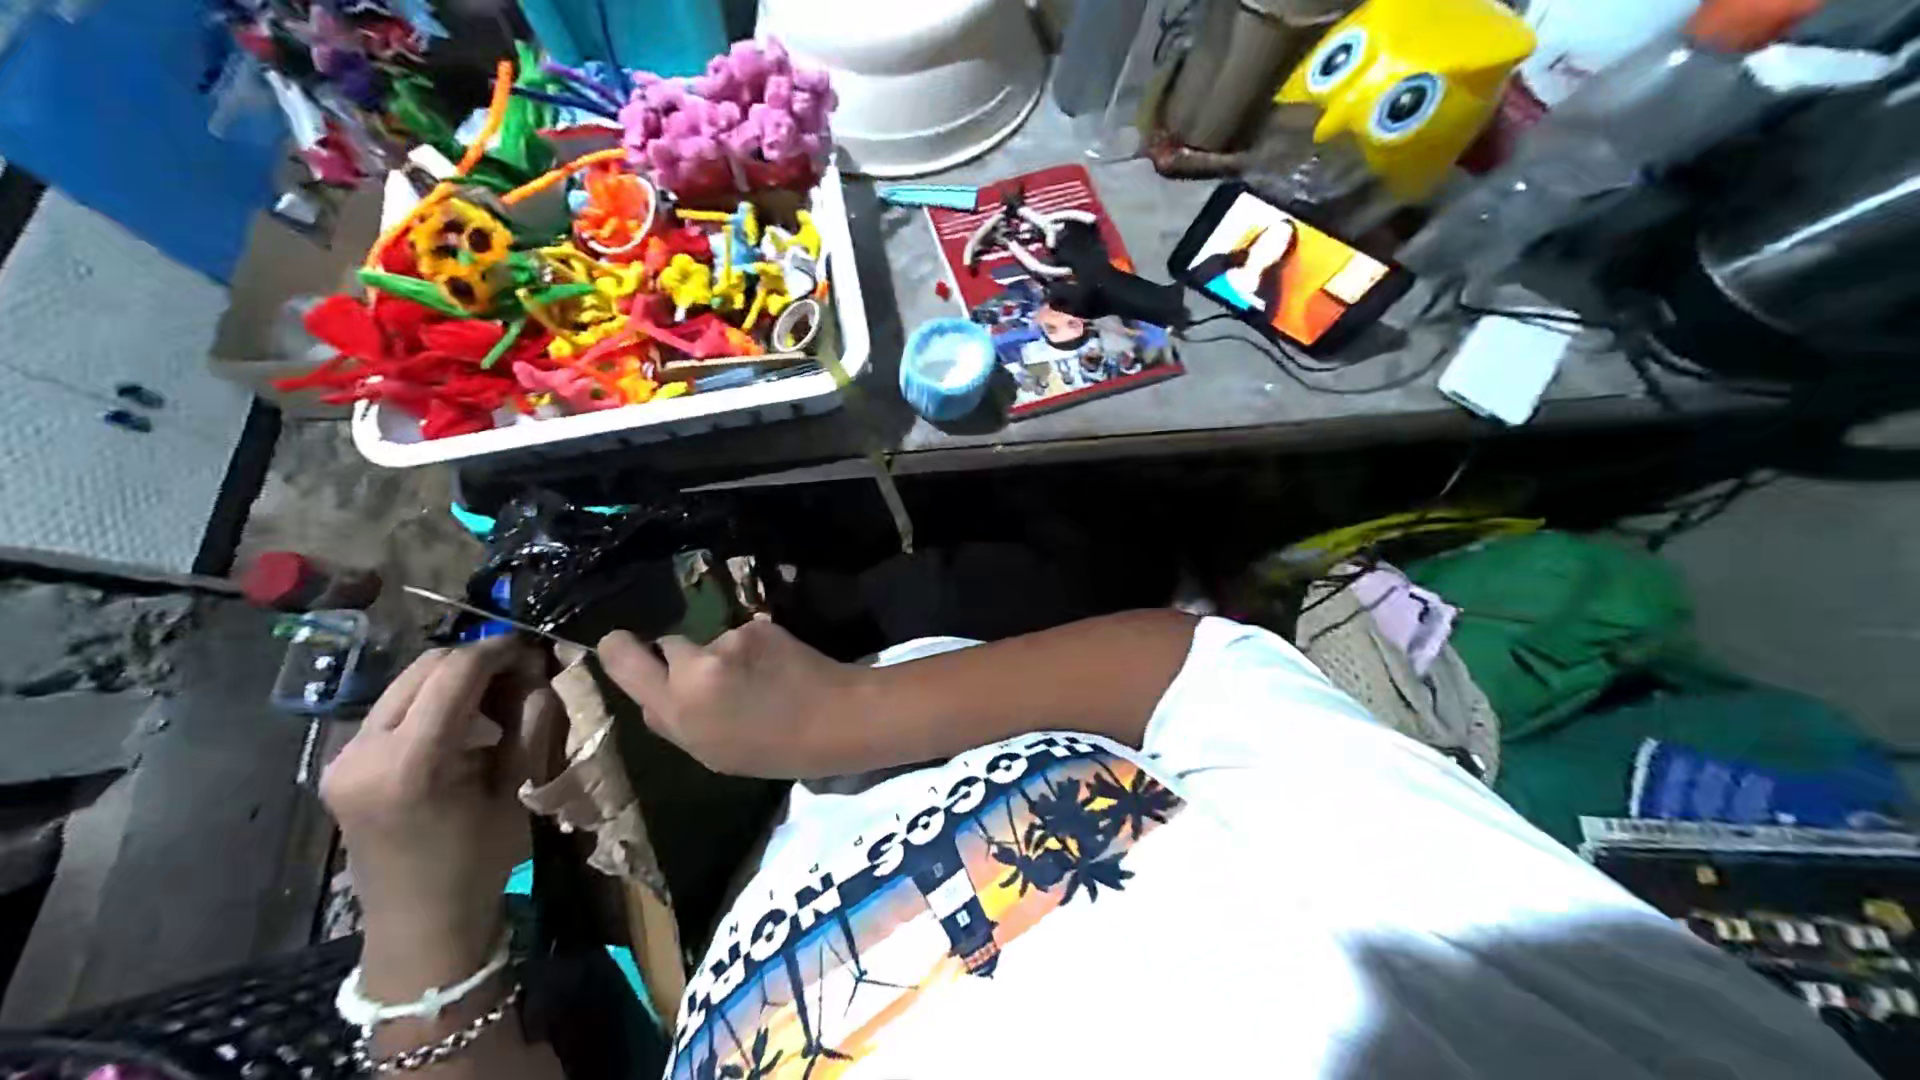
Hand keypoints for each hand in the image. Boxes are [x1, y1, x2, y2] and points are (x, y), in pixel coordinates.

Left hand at [321, 638, 559, 996]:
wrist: (419, 922)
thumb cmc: (479, 860)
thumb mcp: (515, 787)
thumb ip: (528, 721)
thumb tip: (539, 672)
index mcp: (410, 763)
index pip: (456, 671)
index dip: (500, 650)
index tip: (535, 649)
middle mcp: (363, 751)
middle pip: (426, 667)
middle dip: (478, 658)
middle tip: (521, 672)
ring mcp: (343, 756)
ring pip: (408, 681)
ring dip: (456, 677)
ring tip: (496, 696)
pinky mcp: (341, 763)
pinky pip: (394, 707)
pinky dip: (435, 699)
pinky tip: (464, 721)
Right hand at [596, 616, 868, 778]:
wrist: (835, 718)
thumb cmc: (772, 750)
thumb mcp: (710, 753)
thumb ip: (673, 721)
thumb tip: (652, 695)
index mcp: (676, 707)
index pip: (622, 659)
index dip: (617, 647)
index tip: (618, 642)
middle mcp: (696, 666)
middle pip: (667, 644)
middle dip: (681, 657)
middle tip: (713, 677)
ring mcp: (729, 641)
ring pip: (710, 641)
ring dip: (725, 656)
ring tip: (759, 681)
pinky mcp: (758, 625)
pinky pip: (742, 635)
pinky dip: (753, 649)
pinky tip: (777, 667)